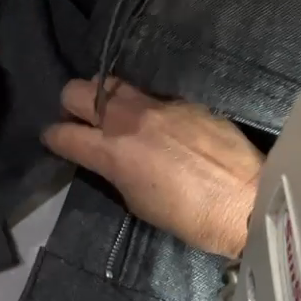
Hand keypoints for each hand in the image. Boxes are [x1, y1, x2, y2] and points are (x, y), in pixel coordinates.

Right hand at [42, 79, 260, 257]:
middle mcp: (128, 120)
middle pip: (77, 91)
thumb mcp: (138, 203)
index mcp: (113, 153)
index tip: (54, 139)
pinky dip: (145, 108)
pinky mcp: (183, 101)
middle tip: (80, 121)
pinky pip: (152, 96)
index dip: (53, 137)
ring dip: (104, 97)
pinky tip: (159, 126)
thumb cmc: (190, 217)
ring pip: (112, 84)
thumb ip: (115, 172)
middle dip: (70, 105)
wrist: (248, 200)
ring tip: (113, 114)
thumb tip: (108, 159)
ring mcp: (157, 105)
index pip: (63, 134)